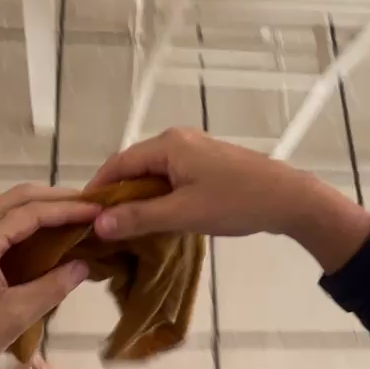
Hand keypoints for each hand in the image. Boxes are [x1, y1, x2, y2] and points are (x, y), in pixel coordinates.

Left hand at [0, 184, 98, 368]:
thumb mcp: (14, 317)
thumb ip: (53, 286)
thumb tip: (84, 264)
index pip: (31, 212)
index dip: (67, 209)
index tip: (98, 210)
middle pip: (17, 198)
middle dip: (55, 199)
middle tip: (88, 206)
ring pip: (5, 207)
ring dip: (38, 207)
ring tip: (71, 216)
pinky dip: (22, 222)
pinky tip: (43, 234)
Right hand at [86, 128, 369, 270]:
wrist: (288, 199)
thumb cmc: (235, 202)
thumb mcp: (183, 214)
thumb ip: (140, 218)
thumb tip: (99, 223)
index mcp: (168, 145)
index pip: (119, 164)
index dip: (98, 189)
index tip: (82, 215)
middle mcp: (177, 140)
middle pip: (135, 167)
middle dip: (118, 195)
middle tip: (103, 227)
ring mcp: (194, 150)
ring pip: (154, 174)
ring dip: (140, 198)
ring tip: (126, 228)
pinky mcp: (207, 163)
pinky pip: (171, 177)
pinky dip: (159, 196)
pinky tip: (157, 219)